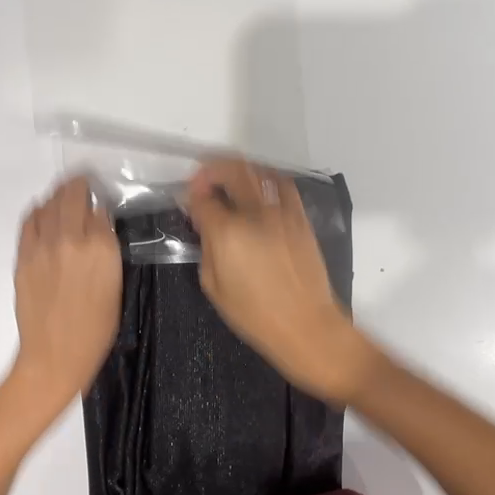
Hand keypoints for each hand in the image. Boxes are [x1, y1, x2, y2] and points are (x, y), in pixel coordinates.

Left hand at [12, 176, 122, 402]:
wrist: (55, 355)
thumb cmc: (95, 331)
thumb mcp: (115, 288)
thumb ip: (107, 252)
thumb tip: (98, 227)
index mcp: (102, 248)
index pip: (100, 209)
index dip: (101, 203)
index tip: (100, 203)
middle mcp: (72, 238)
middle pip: (73, 196)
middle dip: (79, 186)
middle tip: (82, 184)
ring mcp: (44, 245)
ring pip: (50, 203)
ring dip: (58, 196)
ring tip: (64, 197)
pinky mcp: (23, 255)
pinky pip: (30, 221)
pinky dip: (39, 212)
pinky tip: (43, 214)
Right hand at [185, 159, 385, 403]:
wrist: (307, 325)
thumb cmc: (254, 314)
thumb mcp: (213, 285)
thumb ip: (206, 247)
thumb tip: (205, 225)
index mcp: (228, 233)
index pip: (203, 198)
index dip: (191, 195)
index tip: (187, 200)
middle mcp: (256, 213)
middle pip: (232, 170)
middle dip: (212, 169)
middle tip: (202, 180)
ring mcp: (283, 212)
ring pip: (259, 171)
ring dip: (240, 170)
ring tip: (229, 180)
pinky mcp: (302, 218)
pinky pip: (282, 186)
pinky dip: (265, 181)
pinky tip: (258, 193)